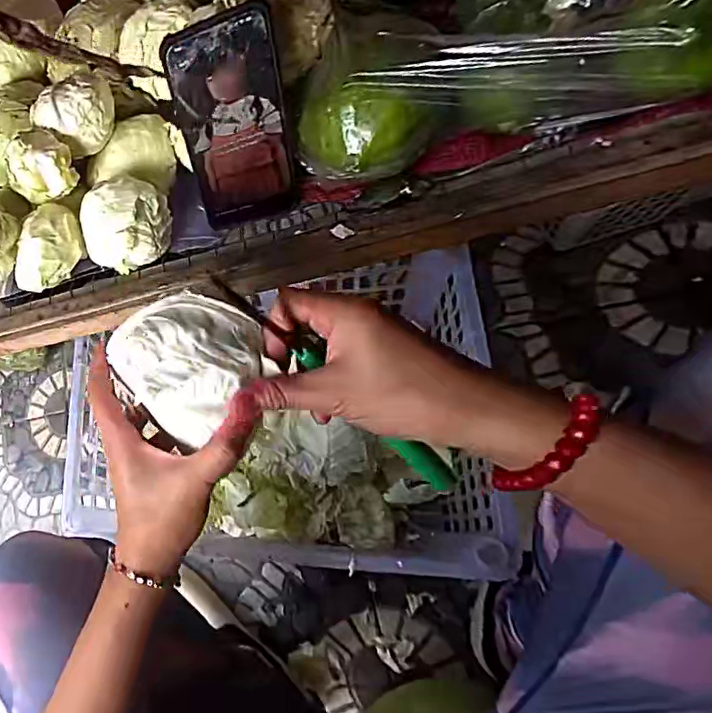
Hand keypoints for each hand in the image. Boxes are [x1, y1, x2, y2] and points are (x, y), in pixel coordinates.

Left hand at [87, 349, 258, 577]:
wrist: (149, 558)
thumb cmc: (161, 517)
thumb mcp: (196, 478)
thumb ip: (224, 444)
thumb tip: (248, 405)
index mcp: (120, 438)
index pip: (100, 393)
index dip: (100, 365)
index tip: (108, 340)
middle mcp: (120, 443)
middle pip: (115, 399)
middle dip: (126, 374)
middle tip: (150, 349)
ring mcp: (131, 457)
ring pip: (134, 417)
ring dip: (146, 396)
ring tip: (172, 373)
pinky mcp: (145, 468)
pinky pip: (149, 433)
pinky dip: (162, 419)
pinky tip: (187, 414)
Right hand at [251, 288, 565, 462]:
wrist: (470, 410)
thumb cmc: (399, 394)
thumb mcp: (331, 394)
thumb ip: (282, 392)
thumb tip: (241, 397)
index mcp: (343, 311)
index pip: (286, 301)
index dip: (272, 330)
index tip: (276, 363)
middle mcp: (356, 313)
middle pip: (302, 322)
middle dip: (289, 356)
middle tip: (289, 385)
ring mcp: (373, 331)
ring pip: (321, 343)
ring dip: (310, 372)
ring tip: (315, 404)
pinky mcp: (385, 350)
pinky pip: (343, 355)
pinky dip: (331, 377)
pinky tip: (336, 406)